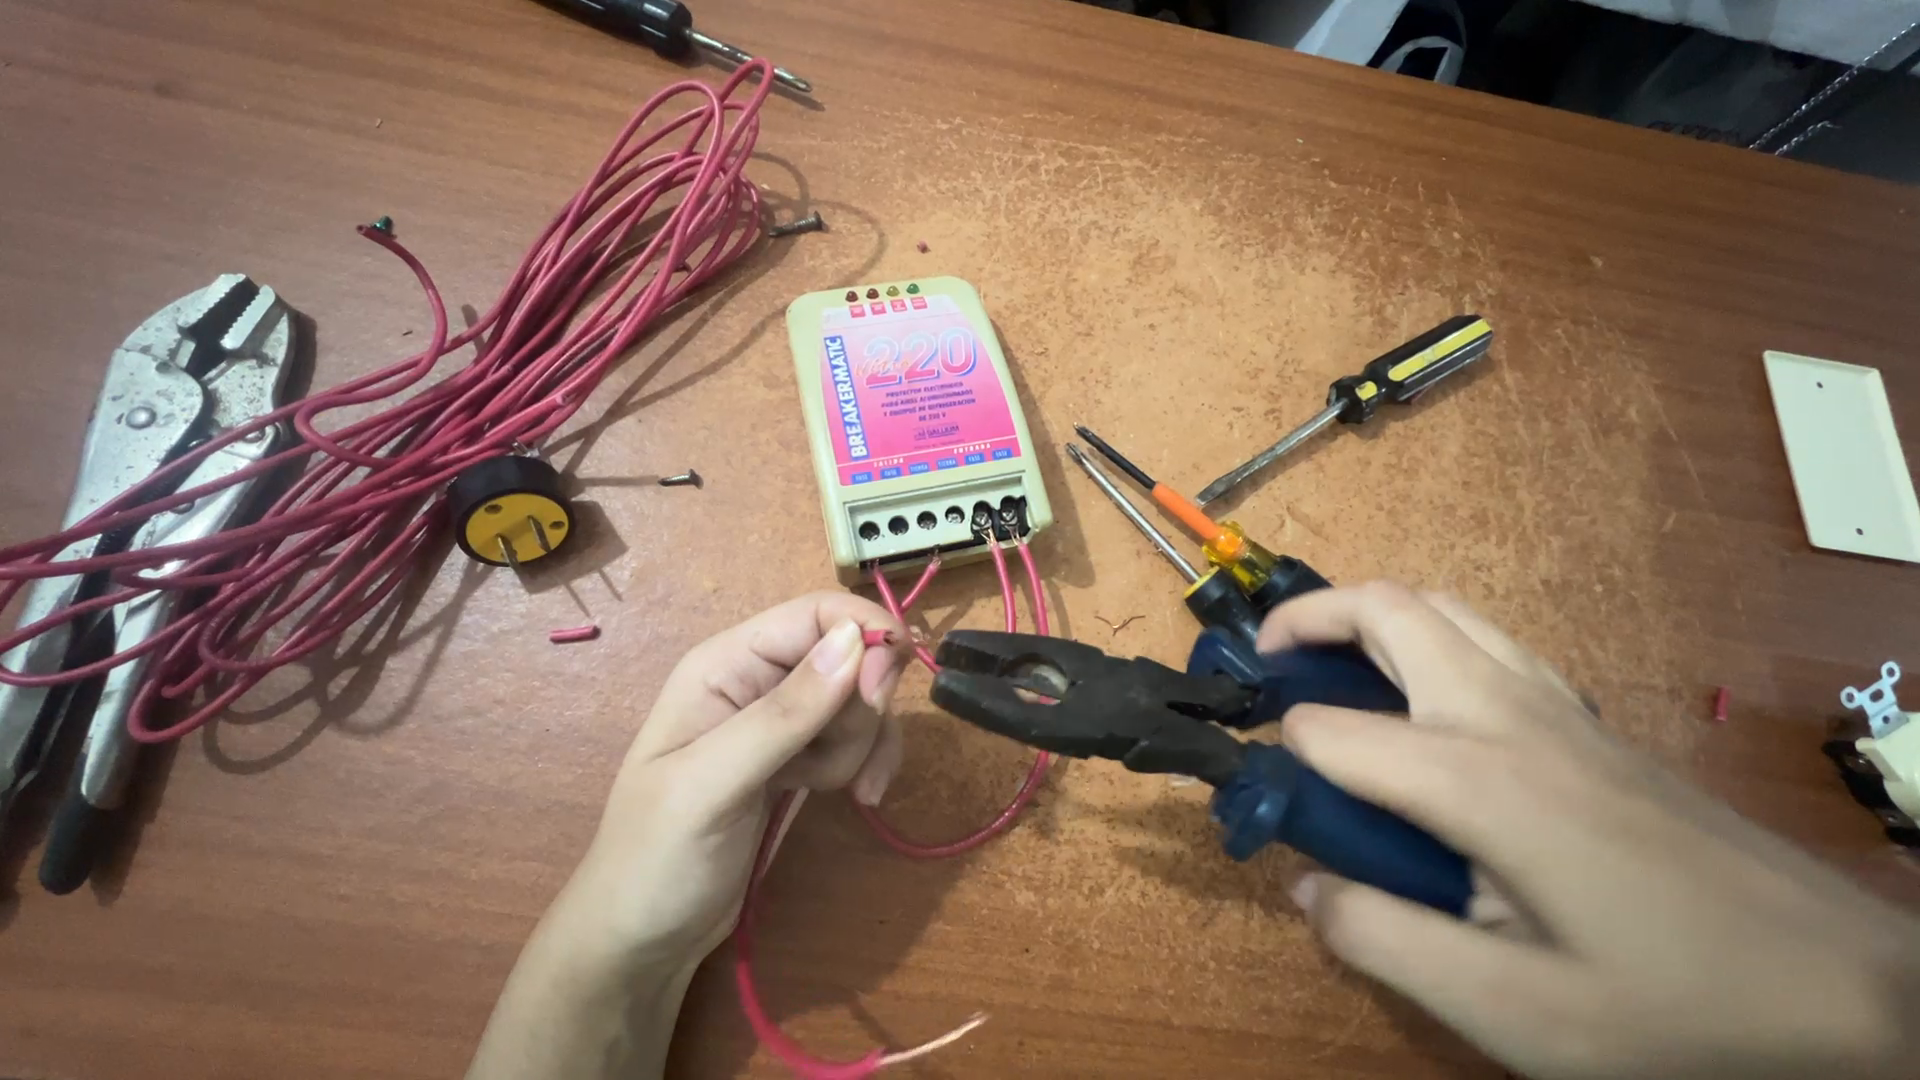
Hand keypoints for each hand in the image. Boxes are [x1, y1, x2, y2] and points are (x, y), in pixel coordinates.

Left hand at [563, 591, 909, 967]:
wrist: (643, 941)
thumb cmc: (657, 859)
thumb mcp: (713, 784)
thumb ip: (785, 713)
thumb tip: (858, 640)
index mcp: (726, 664)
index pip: (815, 614)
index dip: (865, 633)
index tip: (887, 688)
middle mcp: (757, 680)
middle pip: (849, 657)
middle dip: (860, 709)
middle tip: (842, 766)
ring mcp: (780, 722)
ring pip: (860, 701)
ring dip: (860, 747)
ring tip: (824, 792)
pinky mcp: (799, 758)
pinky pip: (856, 738)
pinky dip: (865, 764)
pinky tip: (857, 799)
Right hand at [1260, 583, 1919, 1079]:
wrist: (1861, 997)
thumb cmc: (1679, 1007)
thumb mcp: (1518, 1012)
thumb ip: (1384, 941)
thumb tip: (1306, 886)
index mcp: (1477, 778)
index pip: (1331, 731)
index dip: (1279, 757)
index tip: (1260, 796)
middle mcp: (1507, 713)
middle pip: (1387, 609)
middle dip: (1306, 619)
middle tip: (1265, 662)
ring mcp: (1553, 705)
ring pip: (1439, 608)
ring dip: (1365, 618)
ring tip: (1326, 665)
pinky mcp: (1583, 718)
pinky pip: (1481, 639)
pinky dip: (1420, 638)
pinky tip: (1416, 702)